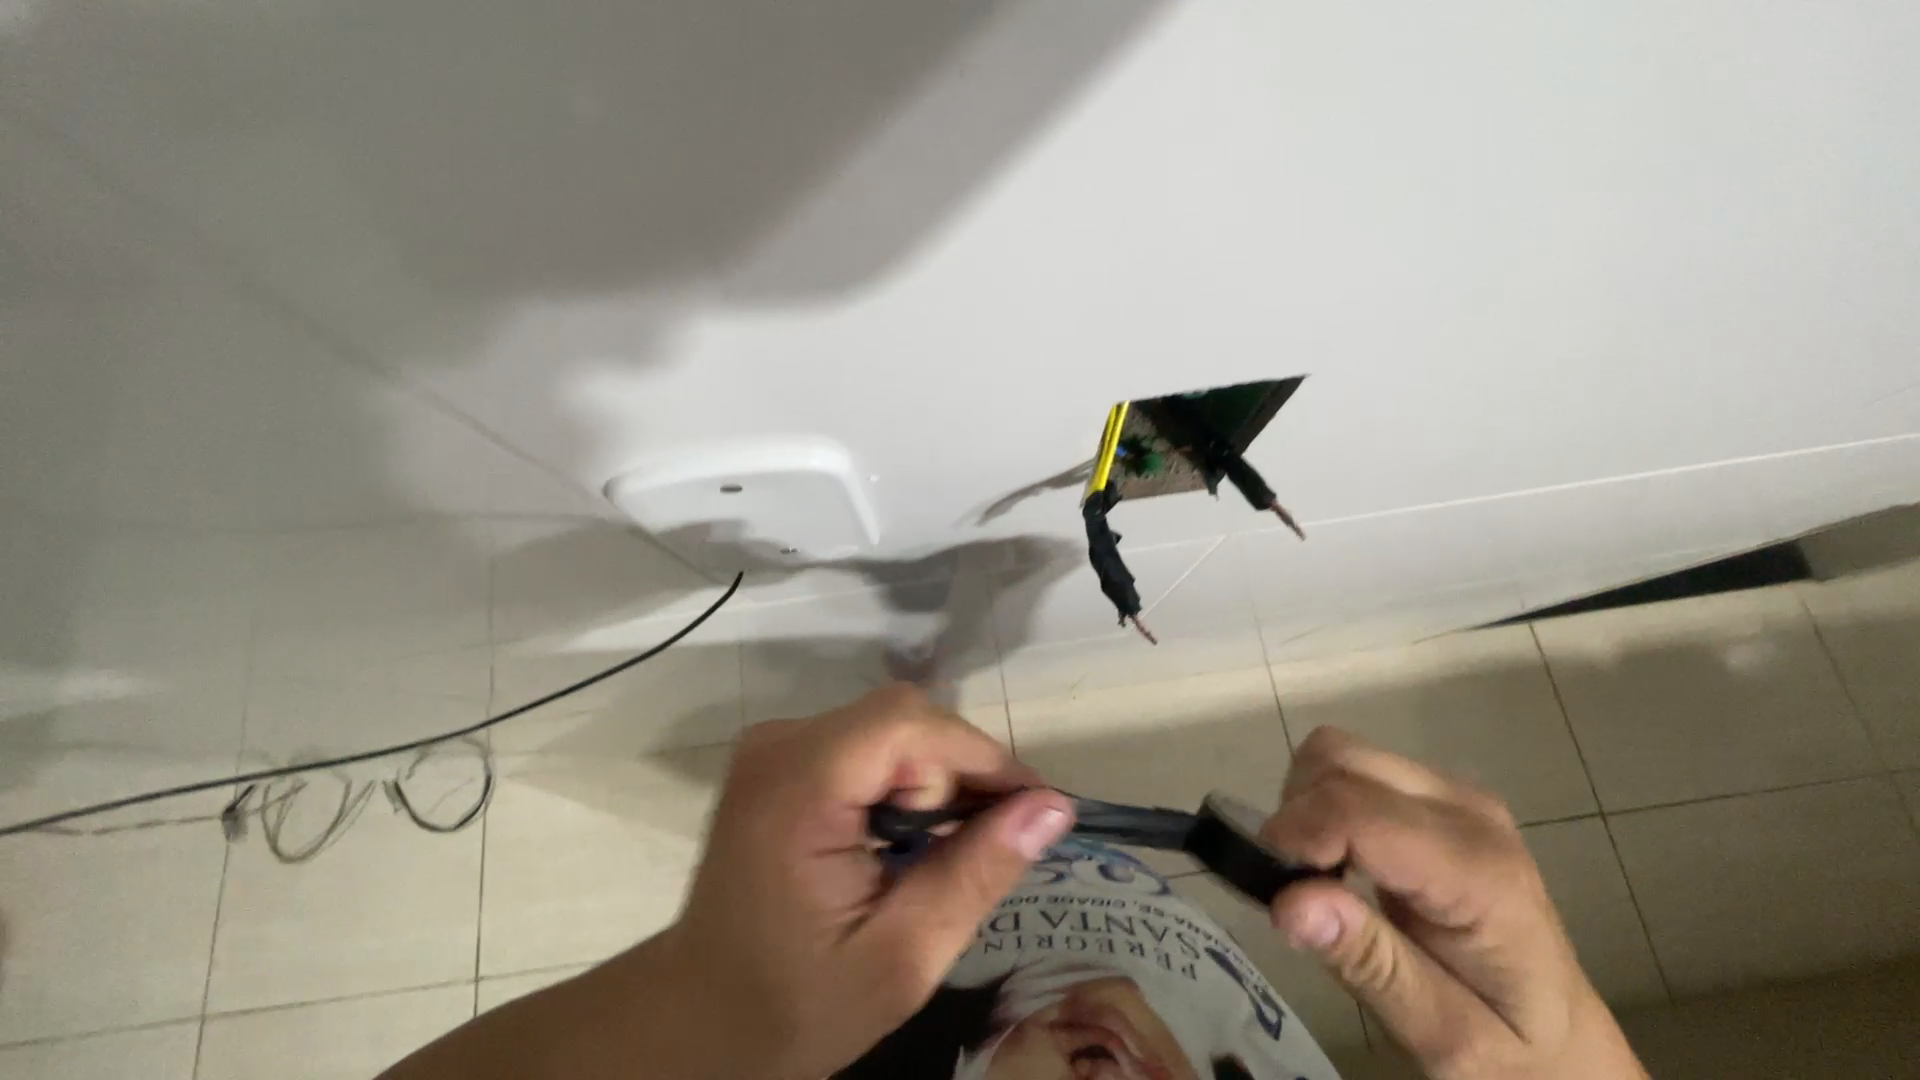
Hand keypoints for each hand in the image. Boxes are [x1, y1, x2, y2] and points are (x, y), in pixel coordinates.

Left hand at [645, 683, 1074, 1079]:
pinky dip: (904, 780)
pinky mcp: (782, 758)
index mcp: (796, 788)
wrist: (702, 1014)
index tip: (1034, 807)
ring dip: (933, 777)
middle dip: (956, 772)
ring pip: (890, 726)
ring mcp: (776, 746)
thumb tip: (1054, 806)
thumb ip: (977, 873)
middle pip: (901, 718)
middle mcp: (780, 744)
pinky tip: (909, 836)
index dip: (980, 754)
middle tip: (985, 844)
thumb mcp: (902, 956)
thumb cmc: (796, 1001)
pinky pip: (866, 742)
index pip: (908, 725)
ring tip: (946, 850)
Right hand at [1263, 728, 1646, 1079]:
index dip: (1294, 835)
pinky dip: (1321, 801)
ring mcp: (1452, 795)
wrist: (1572, 1045)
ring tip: (1317, 873)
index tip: (1269, 886)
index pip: (1356, 810)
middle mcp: (1465, 811)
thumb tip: (1288, 901)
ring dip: (1304, 804)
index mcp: (1479, 871)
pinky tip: (1340, 859)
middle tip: (1293, 884)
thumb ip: (1372, 967)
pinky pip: (1350, 768)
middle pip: (1339, 760)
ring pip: (1336, 753)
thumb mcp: (1450, 1043)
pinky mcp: (1435, 795)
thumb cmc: (1515, 1054)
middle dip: (1295, 814)